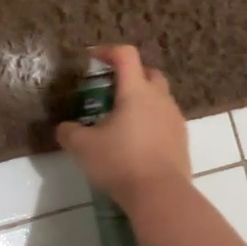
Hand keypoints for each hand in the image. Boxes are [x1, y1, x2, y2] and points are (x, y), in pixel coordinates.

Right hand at [56, 45, 191, 207]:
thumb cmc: (119, 162)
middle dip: (130, 75)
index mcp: (135, 91)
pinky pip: (165, 121)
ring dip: (142, 101)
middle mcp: (159, 98)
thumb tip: (64, 128)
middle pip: (149, 73)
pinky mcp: (182, 140)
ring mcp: (175, 119)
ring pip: (160, 98)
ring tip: (122, 120)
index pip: (125, 55)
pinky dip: (151, 123)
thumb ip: (69, 132)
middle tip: (110, 90)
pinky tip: (137, 142)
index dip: (107, 51)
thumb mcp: (83, 147)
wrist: (160, 194)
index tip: (91, 58)